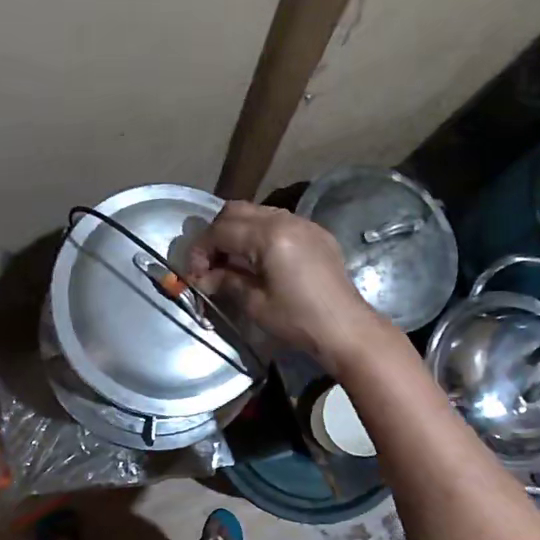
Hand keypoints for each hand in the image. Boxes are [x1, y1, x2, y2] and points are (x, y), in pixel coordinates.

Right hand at [187, 201, 395, 372]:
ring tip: (232, 263)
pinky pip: (279, 222)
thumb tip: (204, 278)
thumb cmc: (298, 320)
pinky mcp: (316, 234)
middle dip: (216, 235)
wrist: (345, 328)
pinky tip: (259, 261)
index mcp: (269, 235)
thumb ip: (227, 281)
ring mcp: (304, 223)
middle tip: (210, 265)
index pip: (220, 230)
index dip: (200, 251)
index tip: (194, 274)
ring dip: (238, 232)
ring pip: (258, 213)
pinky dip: (260, 234)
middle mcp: (285, 219)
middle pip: (236, 211)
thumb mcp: (255, 303)